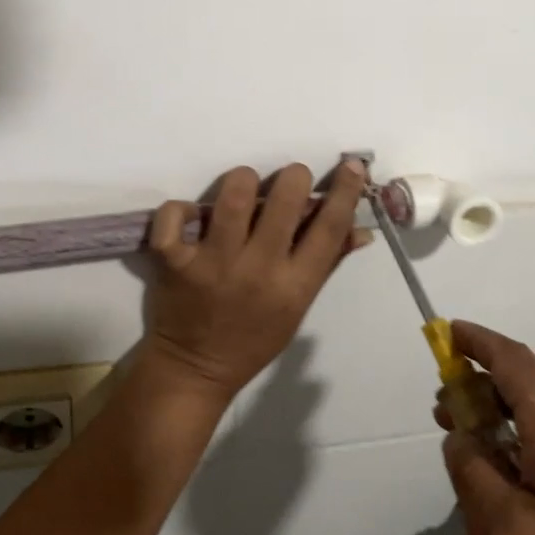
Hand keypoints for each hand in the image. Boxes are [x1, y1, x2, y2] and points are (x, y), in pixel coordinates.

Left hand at [144, 159, 369, 398]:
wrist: (194, 369)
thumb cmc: (253, 338)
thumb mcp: (298, 307)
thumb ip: (326, 263)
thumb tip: (360, 229)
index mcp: (294, 285)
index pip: (329, 227)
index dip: (345, 191)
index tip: (351, 166)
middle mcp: (258, 269)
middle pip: (285, 198)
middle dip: (292, 178)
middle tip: (287, 182)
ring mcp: (213, 263)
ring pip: (234, 194)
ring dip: (243, 182)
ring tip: (242, 192)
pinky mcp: (174, 260)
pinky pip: (175, 213)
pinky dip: (181, 209)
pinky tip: (192, 218)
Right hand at [436, 321, 534, 534]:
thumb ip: (474, 474)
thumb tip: (463, 438)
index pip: (516, 362)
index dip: (477, 342)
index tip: (445, 332)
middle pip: (530, 401)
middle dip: (482, 406)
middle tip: (445, 429)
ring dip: (506, 457)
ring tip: (475, 508)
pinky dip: (534, 482)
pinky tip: (519, 531)